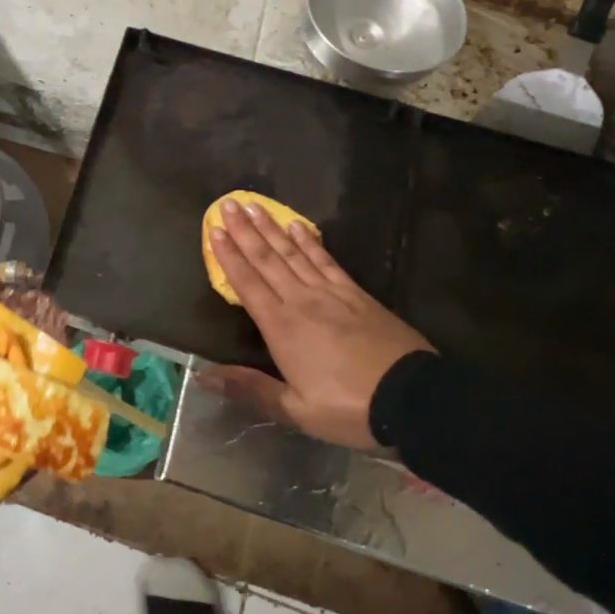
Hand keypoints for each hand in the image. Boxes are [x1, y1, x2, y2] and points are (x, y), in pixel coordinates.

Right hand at [206, 198, 434, 448]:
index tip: (214, 230)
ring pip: (293, 253)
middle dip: (245, 231)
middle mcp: (301, 301)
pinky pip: (326, 260)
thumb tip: (203, 376)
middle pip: (267, 259)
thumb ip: (250, 388)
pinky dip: (309, 242)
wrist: (411, 397)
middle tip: (228, 203)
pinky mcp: (356, 294)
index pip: (248, 283)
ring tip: (254, 205)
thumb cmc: (348, 408)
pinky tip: (298, 227)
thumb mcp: (296, 410)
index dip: (229, 256)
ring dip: (272, 228)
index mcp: (281, 327)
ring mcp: (331, 293)